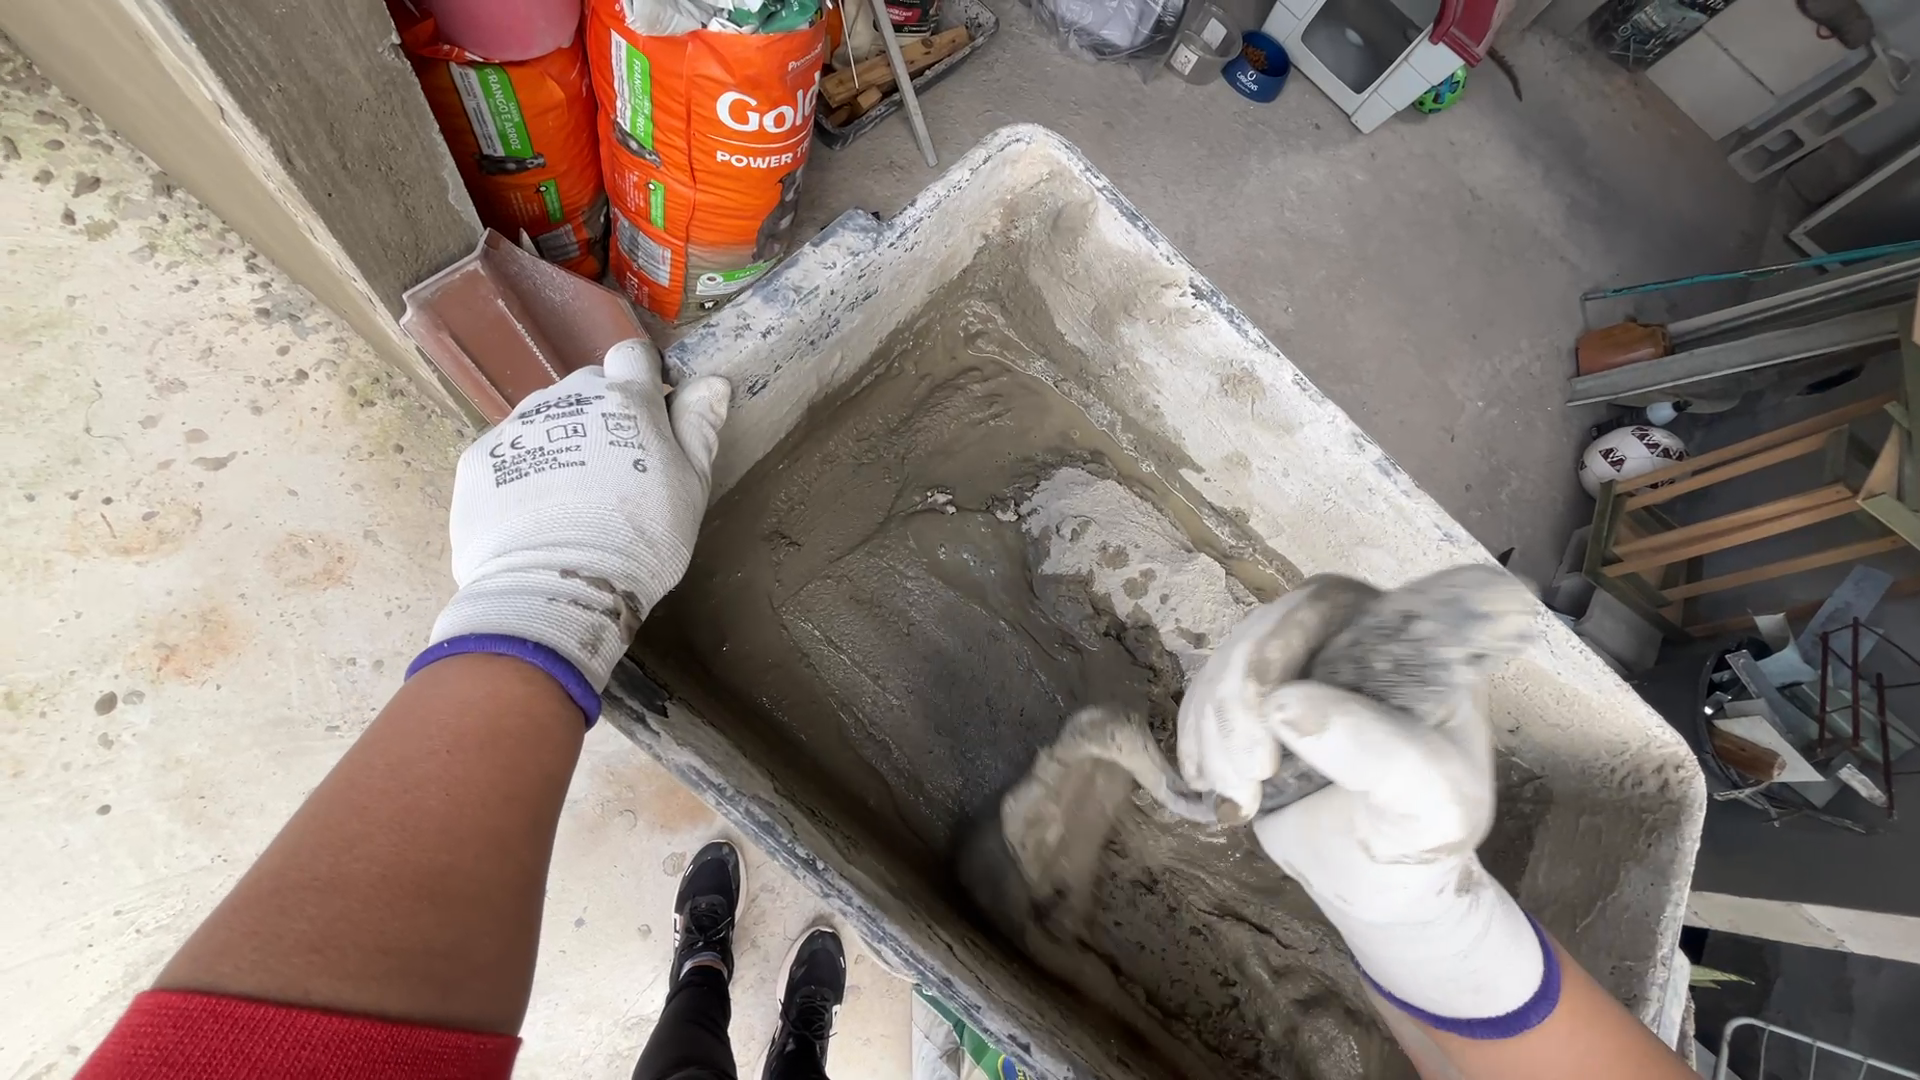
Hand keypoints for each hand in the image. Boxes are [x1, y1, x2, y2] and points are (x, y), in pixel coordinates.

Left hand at [417, 339, 729, 721]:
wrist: (555, 586)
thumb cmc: (641, 536)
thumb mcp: (691, 486)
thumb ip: (699, 429)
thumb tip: (713, 382)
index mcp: (624, 400)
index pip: (633, 356)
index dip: (645, 379)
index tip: (654, 415)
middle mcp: (566, 398)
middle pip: (589, 385)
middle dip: (605, 412)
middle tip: (619, 467)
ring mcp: (516, 426)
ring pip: (548, 415)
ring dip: (566, 438)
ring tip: (577, 494)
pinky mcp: (478, 459)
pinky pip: (511, 450)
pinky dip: (528, 469)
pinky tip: (541, 510)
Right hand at [1177, 571, 1556, 1035]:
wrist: (1370, 878)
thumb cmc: (1415, 844)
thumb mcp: (1428, 812)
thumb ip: (1379, 756)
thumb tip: (1283, 706)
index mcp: (1398, 642)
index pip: (1326, 606)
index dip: (1281, 647)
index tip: (1271, 722)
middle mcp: (1338, 636)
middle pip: (1261, 633)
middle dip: (1237, 704)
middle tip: (1247, 778)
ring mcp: (1286, 661)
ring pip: (1222, 665)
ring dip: (1212, 732)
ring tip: (1237, 799)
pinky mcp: (1244, 693)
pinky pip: (1199, 694)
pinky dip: (1194, 740)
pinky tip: (1210, 784)